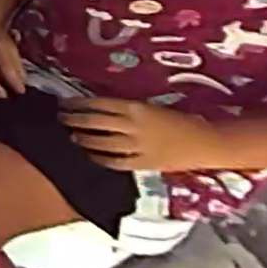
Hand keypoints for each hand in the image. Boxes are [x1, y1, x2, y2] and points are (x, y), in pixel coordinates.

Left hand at [60, 98, 229, 171]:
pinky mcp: (146, 164)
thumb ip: (121, 108)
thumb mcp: (145, 107)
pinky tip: (89, 156)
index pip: (96, 104)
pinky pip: (118, 162)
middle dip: (73, 120)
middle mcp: (133, 125)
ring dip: (83, 140)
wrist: (206, 143)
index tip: (62, 103)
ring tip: (70, 137)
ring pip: (102, 143)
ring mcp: (139, 146)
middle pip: (94, 122)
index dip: (76, 104)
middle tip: (59, 119)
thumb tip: (92, 108)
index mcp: (133, 107)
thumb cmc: (174, 120)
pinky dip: (101, 159)